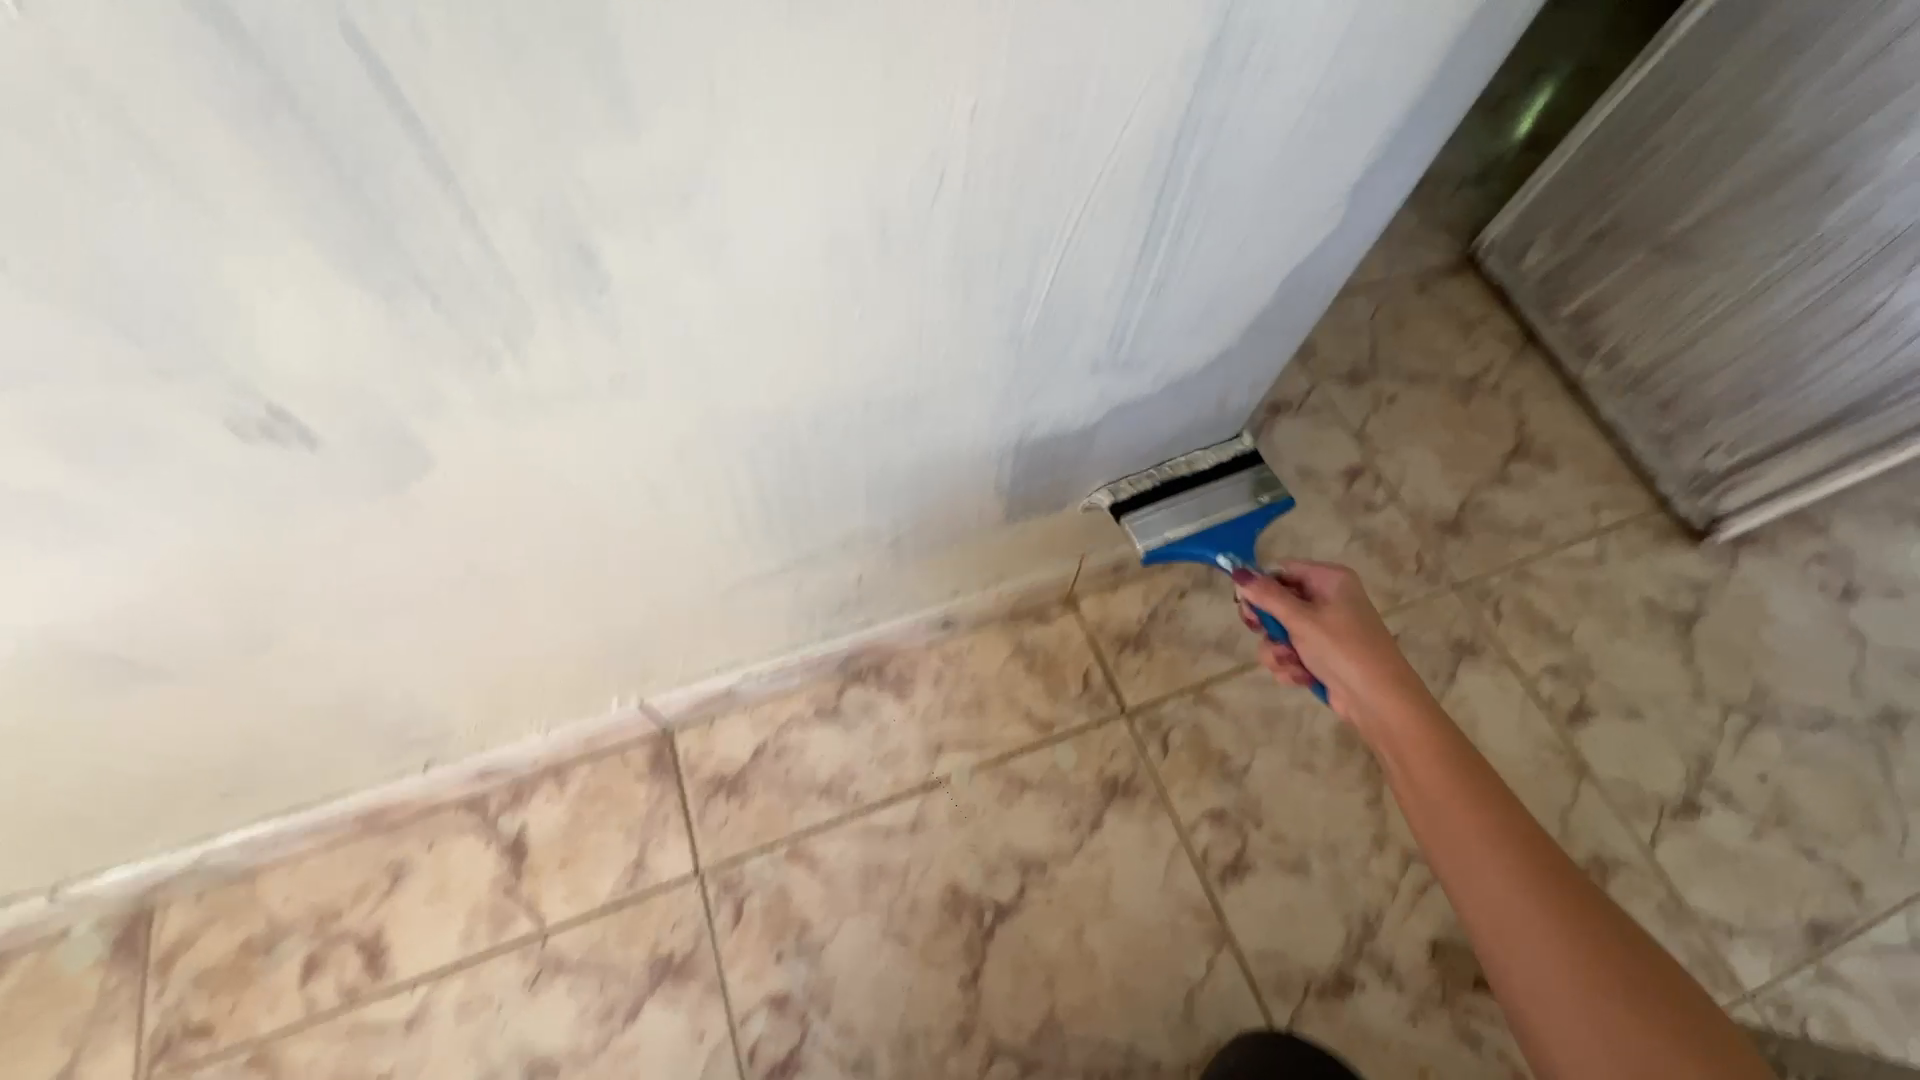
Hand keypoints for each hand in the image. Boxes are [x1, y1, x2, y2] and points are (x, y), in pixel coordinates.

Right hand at [1232, 560, 1436, 730]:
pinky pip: (1288, 653)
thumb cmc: (1342, 648)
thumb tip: (1237, 572)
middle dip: (1268, 625)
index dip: (1260, 586)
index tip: (1243, 603)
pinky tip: (1303, 676)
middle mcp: (1326, 600)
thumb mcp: (1301, 619)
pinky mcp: (1319, 655)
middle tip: (1260, 632)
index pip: (1282, 571)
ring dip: (1278, 650)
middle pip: (1276, 602)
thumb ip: (1266, 596)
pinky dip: (1291, 665)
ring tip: (1292, 662)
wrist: (1377, 699)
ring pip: (1278, 632)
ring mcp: (1322, 629)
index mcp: (1329, 580)